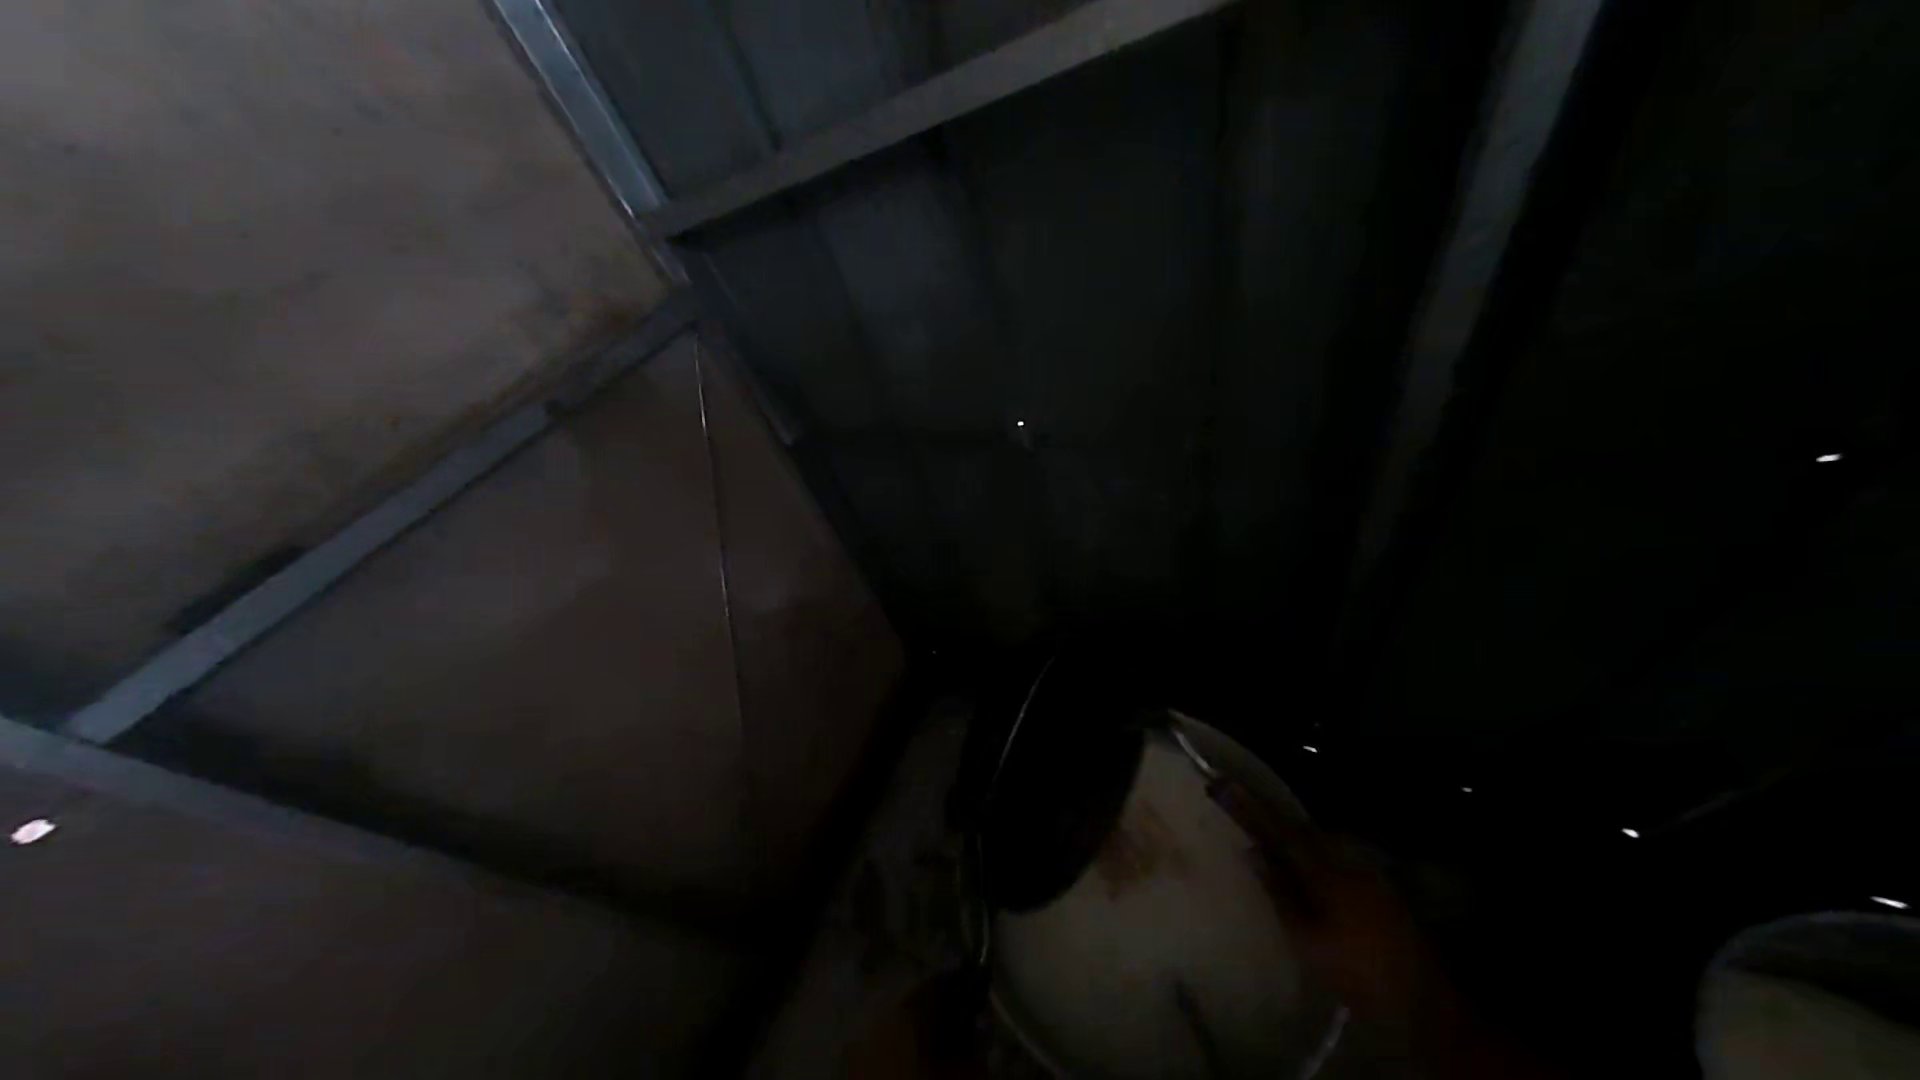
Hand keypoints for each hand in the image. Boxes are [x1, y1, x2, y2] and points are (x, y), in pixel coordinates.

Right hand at [1211, 781, 1561, 1079]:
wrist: (1423, 1000)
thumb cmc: (1356, 969)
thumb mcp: (1307, 937)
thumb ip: (1278, 890)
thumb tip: (1251, 851)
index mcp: (1325, 867)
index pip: (1278, 827)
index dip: (1248, 805)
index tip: (1219, 783)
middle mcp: (1346, 857)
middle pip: (1299, 828)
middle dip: (1269, 818)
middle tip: (1238, 808)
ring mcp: (1366, 868)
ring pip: (1317, 840)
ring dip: (1289, 835)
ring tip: (1263, 837)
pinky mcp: (1377, 884)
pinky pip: (1333, 854)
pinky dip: (1310, 852)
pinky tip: (1301, 867)